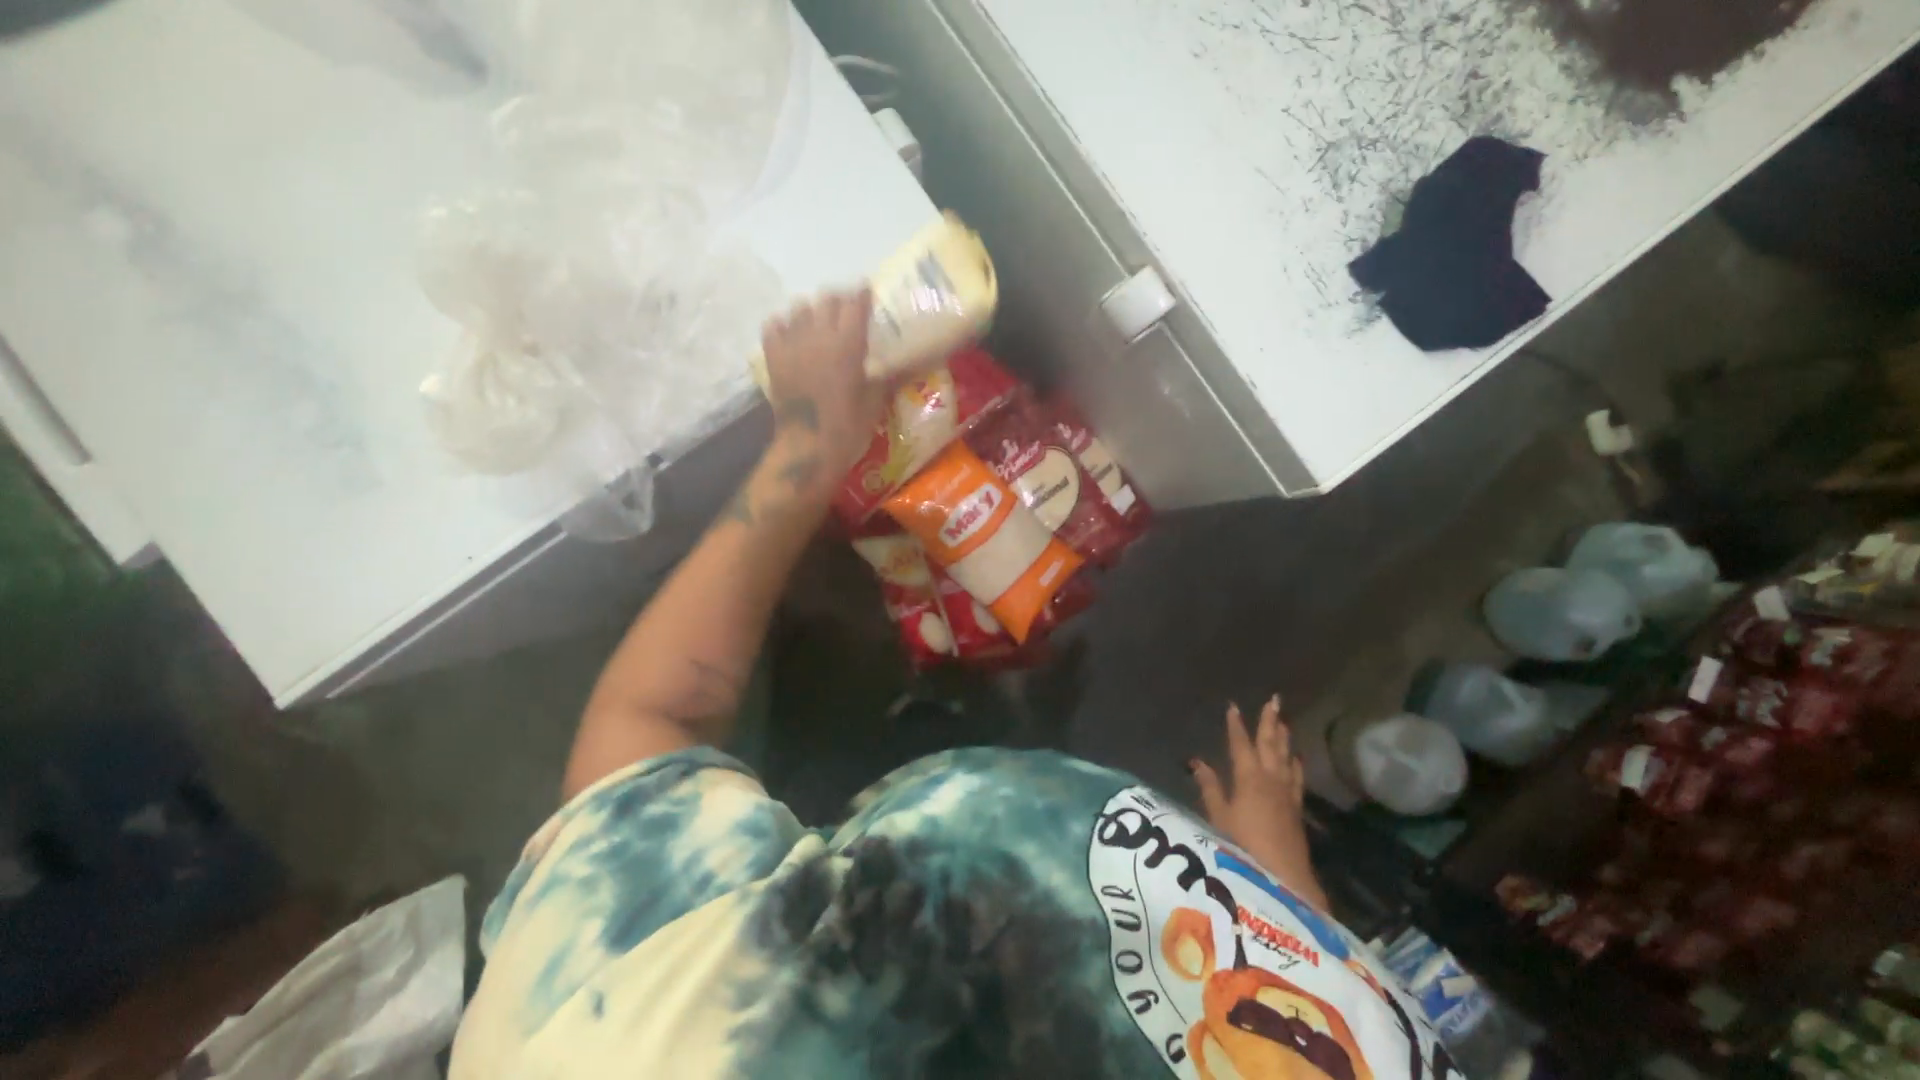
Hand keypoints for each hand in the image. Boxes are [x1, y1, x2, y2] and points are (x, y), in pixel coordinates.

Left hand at [760, 289, 884, 475]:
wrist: (808, 448)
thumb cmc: (848, 428)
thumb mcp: (875, 402)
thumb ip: (886, 376)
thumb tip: (908, 363)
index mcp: (848, 344)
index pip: (855, 303)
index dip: (862, 294)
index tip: (867, 292)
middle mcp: (819, 336)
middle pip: (827, 299)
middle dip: (838, 300)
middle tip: (846, 311)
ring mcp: (792, 345)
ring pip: (800, 307)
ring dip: (812, 310)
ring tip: (819, 323)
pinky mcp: (773, 357)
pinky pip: (773, 325)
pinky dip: (783, 324)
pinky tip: (792, 334)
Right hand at [1191, 696, 1328, 909]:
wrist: (1282, 874)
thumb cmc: (1243, 845)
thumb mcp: (1218, 816)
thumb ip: (1209, 787)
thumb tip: (1197, 761)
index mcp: (1248, 777)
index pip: (1240, 744)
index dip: (1236, 725)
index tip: (1233, 706)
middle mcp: (1270, 778)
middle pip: (1270, 744)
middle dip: (1270, 721)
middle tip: (1274, 700)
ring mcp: (1287, 792)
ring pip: (1286, 756)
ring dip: (1284, 737)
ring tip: (1284, 721)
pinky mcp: (1296, 807)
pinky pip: (1297, 775)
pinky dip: (1295, 762)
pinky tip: (1296, 758)